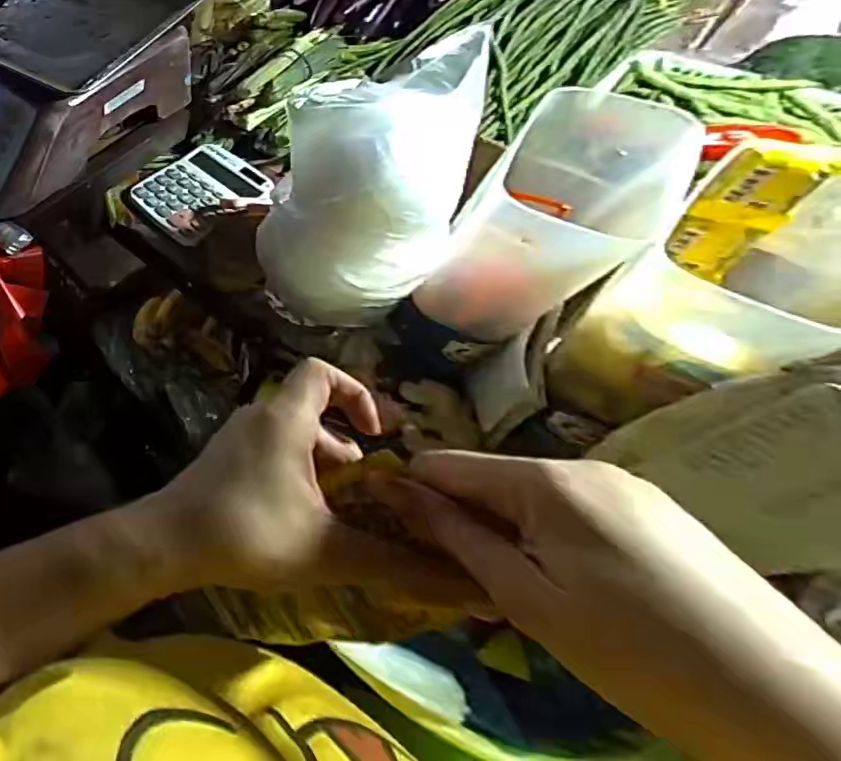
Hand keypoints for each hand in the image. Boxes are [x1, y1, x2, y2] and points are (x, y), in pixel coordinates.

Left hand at [130, 358, 480, 605]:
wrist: (170, 540)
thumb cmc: (249, 533)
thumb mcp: (332, 550)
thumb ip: (402, 563)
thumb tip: (476, 587)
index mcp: (282, 420)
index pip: (321, 372)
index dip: (358, 392)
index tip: (381, 435)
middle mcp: (258, 417)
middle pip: (314, 411)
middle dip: (353, 448)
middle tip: (383, 494)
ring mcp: (238, 437)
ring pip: (296, 436)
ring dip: (329, 467)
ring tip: (353, 516)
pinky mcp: (227, 457)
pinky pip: (274, 450)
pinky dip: (302, 473)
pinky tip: (314, 520)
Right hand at [376, 453, 840, 760]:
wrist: (813, 719)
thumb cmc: (644, 657)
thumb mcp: (526, 599)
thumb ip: (451, 534)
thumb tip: (386, 486)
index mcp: (545, 480)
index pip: (439, 464)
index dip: (411, 496)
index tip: (404, 541)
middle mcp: (583, 468)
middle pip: (485, 480)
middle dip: (464, 521)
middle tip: (470, 584)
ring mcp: (630, 490)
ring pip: (528, 498)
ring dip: (507, 535)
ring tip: (526, 595)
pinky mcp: (663, 517)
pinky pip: (574, 512)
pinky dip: (552, 541)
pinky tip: (579, 592)